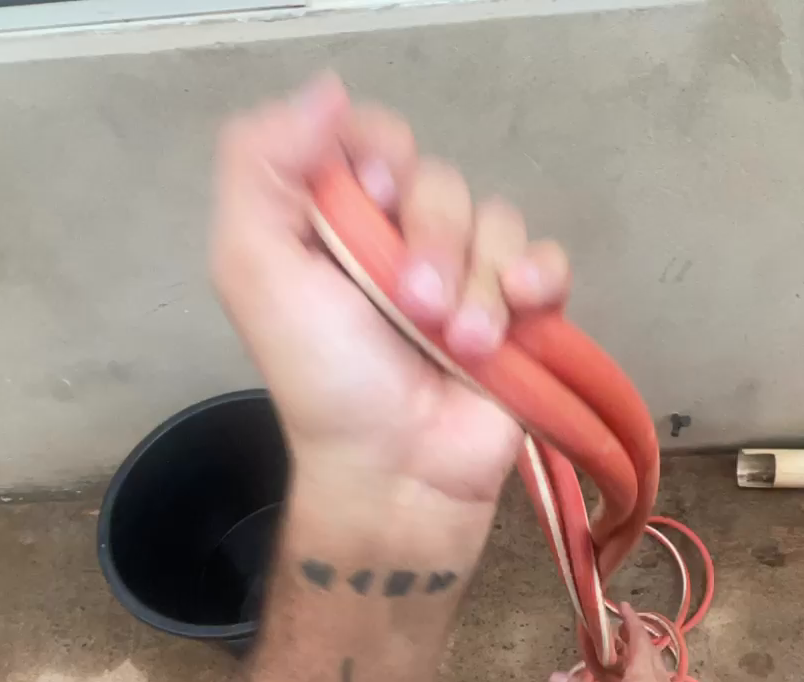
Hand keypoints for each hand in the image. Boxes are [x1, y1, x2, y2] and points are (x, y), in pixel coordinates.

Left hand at [211, 73, 573, 505]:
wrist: (396, 469)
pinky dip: (539, 279)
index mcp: (343, 224)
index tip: (372, 200)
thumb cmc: (325, 379)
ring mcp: (468, 279)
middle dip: (431, 241)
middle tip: (412, 308)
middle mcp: (406, 241)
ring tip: (461, 343)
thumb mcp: (256, 270)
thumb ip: (260, 166)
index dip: (381, 157)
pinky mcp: (520, 317)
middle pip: (441, 180)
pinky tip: (520, 314)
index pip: (376, 140)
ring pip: (497, 221)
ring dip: (480, 281)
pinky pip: (548, 261)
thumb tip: (327, 90)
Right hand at [548, 603, 699, 681]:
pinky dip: (632, 677)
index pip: (638, 635)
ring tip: (612, 657)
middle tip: (611, 632)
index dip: (630, 619)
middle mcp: (655, 675)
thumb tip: (553, 676)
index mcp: (644, 668)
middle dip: (628, 637)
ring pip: (645, 667)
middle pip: (643, 649)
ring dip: (630, 658)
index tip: (622, 605)